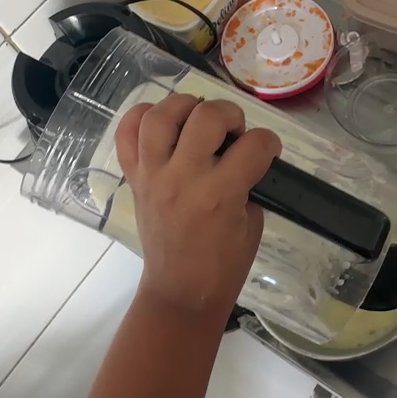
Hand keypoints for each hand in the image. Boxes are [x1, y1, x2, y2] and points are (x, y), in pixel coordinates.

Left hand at [115, 93, 280, 321]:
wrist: (180, 291)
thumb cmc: (224, 264)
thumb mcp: (252, 222)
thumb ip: (249, 182)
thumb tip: (244, 153)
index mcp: (220, 195)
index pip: (254, 145)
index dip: (270, 143)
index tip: (269, 152)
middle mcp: (183, 178)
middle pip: (207, 116)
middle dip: (231, 115)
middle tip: (235, 134)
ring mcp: (153, 176)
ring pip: (160, 115)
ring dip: (185, 106)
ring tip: (198, 119)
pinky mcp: (135, 179)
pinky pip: (126, 135)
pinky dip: (141, 118)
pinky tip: (162, 123)